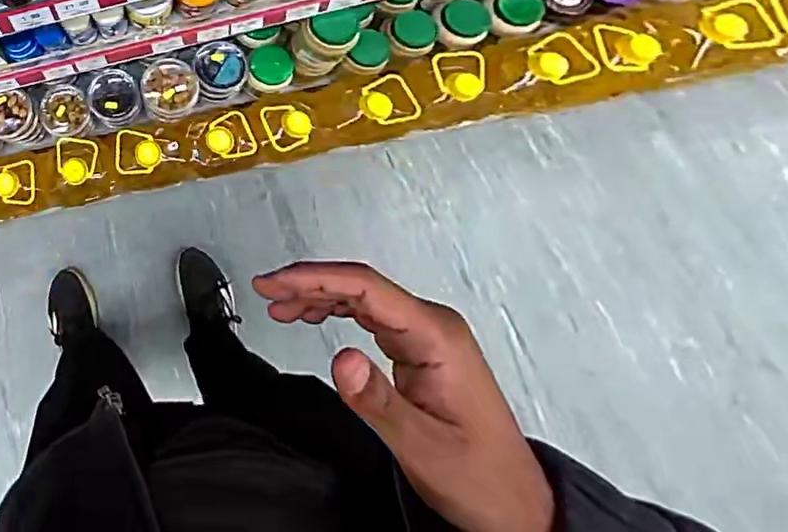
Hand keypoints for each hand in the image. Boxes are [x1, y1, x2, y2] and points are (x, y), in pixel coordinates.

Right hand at [252, 262, 553, 531]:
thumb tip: (340, 359)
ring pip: (358, 294)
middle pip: (358, 284)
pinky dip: (332, 308)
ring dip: (316, 294)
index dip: (314, 278)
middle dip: (307, 282)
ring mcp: (424, 334)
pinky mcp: (416, 346)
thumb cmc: (482, 481)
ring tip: (278, 303)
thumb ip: (378, 401)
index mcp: (436, 336)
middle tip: (267, 289)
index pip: (364, 286)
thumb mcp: (423, 447)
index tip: (277, 283)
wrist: (520, 510)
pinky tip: (309, 314)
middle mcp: (431, 325)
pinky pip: (366, 311)